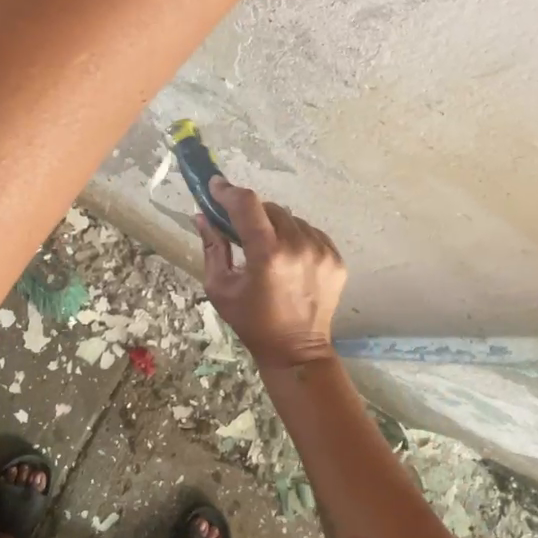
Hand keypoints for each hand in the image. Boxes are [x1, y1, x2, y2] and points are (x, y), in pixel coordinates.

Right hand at [198, 178, 348, 368]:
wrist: (297, 351)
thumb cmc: (252, 322)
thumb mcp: (220, 288)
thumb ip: (212, 247)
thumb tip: (202, 216)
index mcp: (267, 255)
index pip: (247, 204)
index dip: (228, 191)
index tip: (215, 185)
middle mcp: (298, 247)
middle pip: (270, 209)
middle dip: (252, 214)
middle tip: (241, 230)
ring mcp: (321, 252)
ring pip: (291, 219)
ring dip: (275, 226)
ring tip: (267, 249)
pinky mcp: (335, 259)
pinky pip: (311, 232)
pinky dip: (296, 237)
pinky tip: (288, 258)